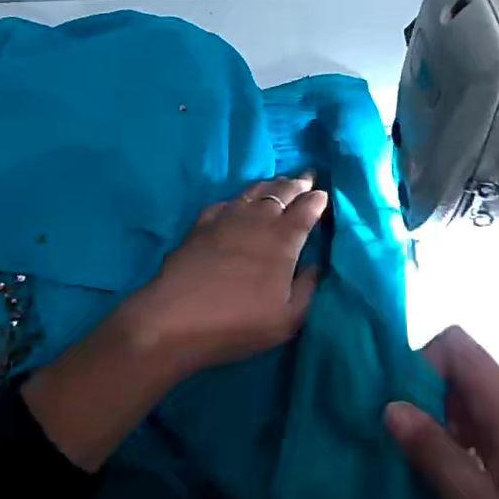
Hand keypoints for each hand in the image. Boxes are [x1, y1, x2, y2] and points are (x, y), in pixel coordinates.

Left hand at [116, 174, 326, 372]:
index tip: (324, 195)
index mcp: (284, 237)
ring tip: (280, 183)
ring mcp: (228, 216)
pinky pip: (228, 201)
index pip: (308, 207)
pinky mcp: (202, 223)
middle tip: (308, 177)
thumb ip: (308, 287)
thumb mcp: (288, 318)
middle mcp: (259, 218)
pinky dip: (241, 198)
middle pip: (283, 190)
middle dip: (299, 183)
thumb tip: (318, 264)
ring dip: (272, 185)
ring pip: (255, 190)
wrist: (174, 319)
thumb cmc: (238, 322)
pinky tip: (240, 203)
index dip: (318, 199)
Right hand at [385, 327, 498, 498]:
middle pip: (460, 378)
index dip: (419, 365)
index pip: (456, 346)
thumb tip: (392, 404)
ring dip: (436, 436)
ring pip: (470, 412)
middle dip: (421, 404)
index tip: (394, 412)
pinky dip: (458, 458)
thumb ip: (438, 457)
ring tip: (408, 479)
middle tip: (392, 452)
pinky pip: (487, 442)